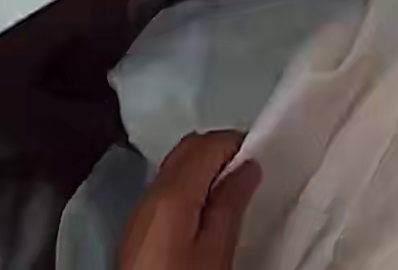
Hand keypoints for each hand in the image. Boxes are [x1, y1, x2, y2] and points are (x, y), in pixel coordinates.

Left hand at [117, 131, 262, 269]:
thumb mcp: (216, 254)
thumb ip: (230, 204)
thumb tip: (247, 167)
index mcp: (172, 192)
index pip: (208, 144)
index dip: (236, 142)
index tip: (260, 153)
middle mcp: (151, 191)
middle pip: (188, 147)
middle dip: (219, 148)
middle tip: (248, 169)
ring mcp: (140, 210)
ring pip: (176, 165)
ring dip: (204, 165)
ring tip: (232, 190)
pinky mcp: (137, 230)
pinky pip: (166, 187)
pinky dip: (189, 184)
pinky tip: (206, 209)